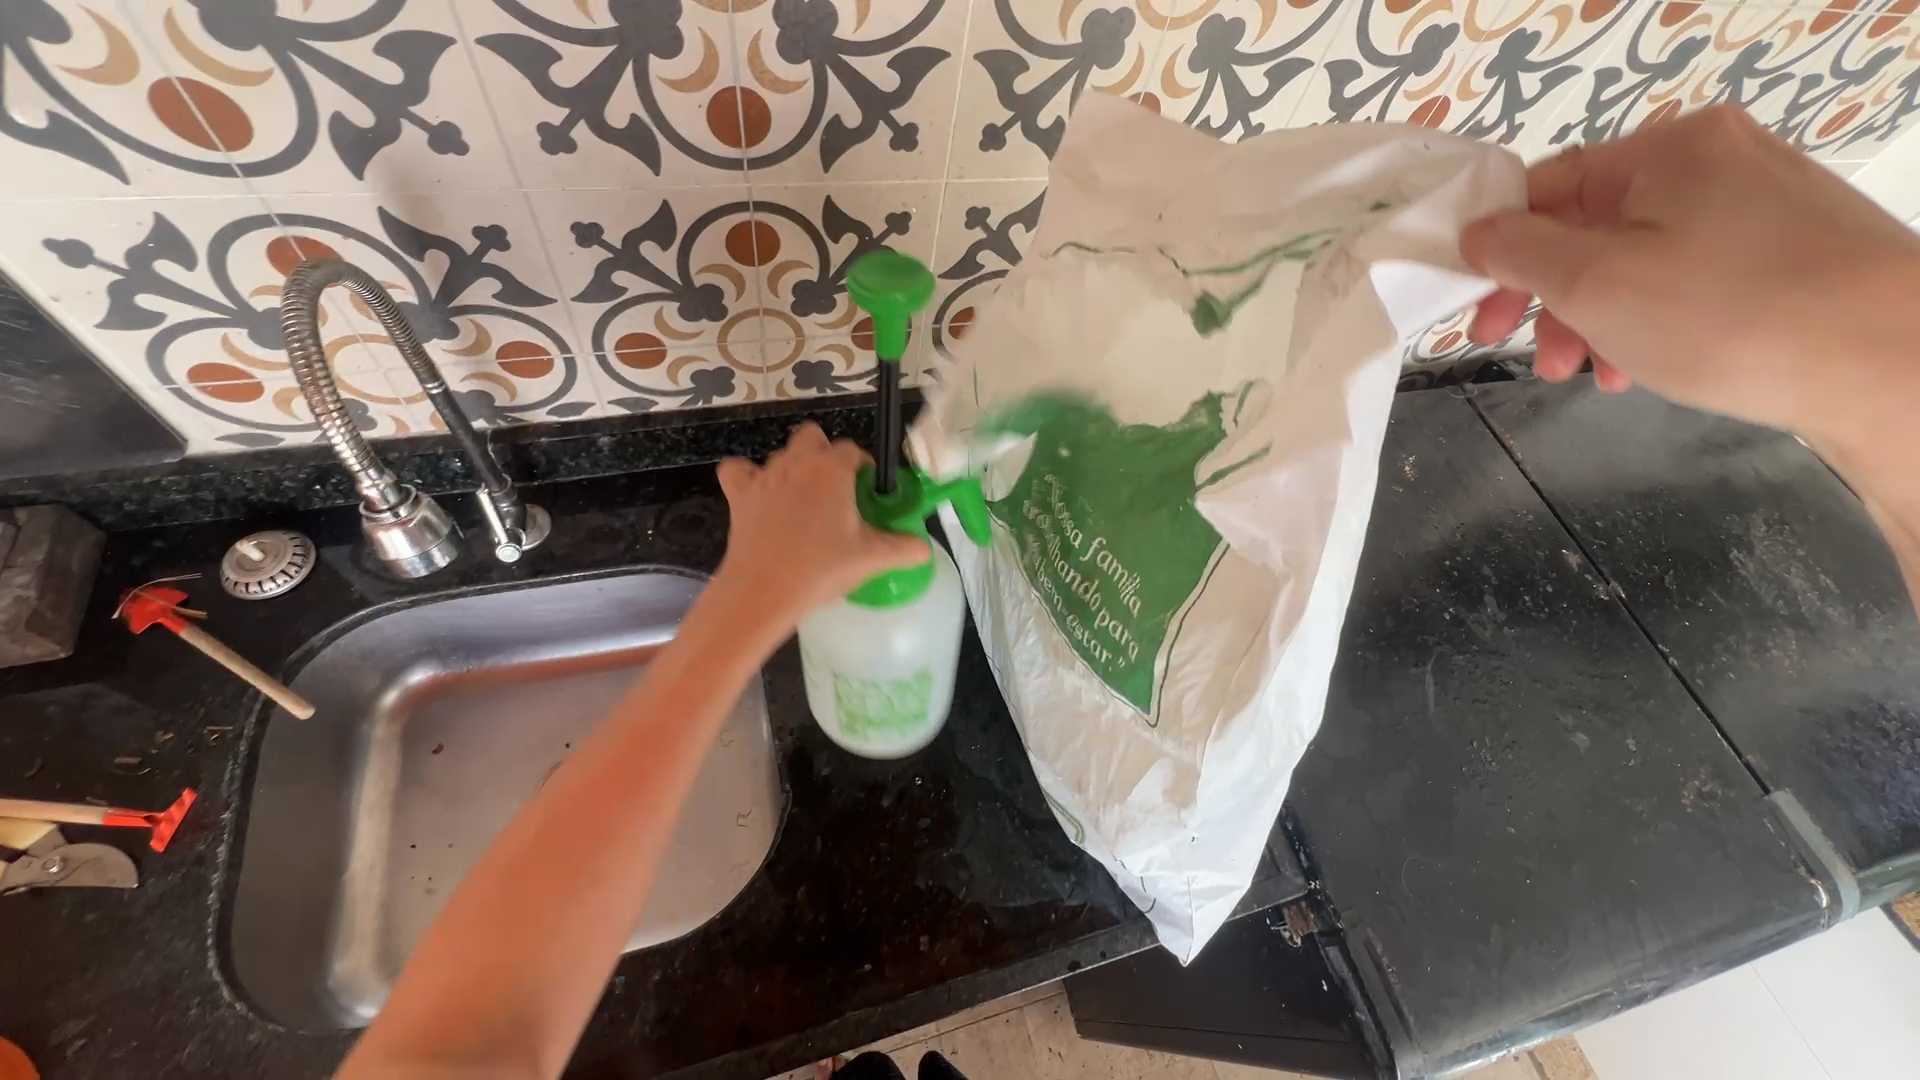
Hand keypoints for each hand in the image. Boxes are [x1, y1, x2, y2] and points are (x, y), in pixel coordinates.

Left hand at [711, 422, 928, 621]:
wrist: (764, 590)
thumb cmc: (822, 568)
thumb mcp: (872, 558)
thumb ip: (904, 548)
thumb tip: (924, 549)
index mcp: (832, 469)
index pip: (853, 450)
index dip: (863, 468)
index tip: (868, 493)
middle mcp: (798, 461)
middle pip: (813, 437)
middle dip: (825, 455)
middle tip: (837, 493)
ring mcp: (765, 475)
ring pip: (782, 455)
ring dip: (795, 470)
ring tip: (805, 506)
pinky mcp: (739, 493)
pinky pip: (739, 470)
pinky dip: (749, 477)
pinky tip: (761, 496)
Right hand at [1460, 106, 1919, 448]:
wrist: (1891, 364)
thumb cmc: (1722, 314)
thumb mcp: (1592, 281)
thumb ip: (1518, 250)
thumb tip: (1476, 231)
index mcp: (1666, 152)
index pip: (1543, 186)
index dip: (1495, 246)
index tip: (1473, 305)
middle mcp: (1711, 163)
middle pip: (1583, 228)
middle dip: (1540, 296)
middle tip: (1507, 346)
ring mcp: (1751, 206)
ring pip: (1627, 261)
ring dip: (1584, 320)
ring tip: (1578, 373)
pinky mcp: (1777, 251)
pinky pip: (1676, 279)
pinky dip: (1638, 322)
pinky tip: (1630, 368)